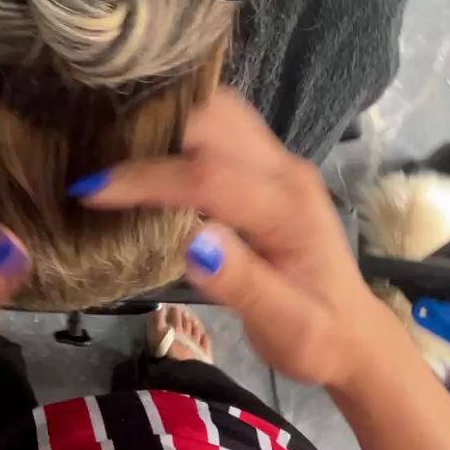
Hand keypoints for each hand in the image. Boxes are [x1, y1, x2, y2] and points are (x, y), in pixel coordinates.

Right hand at [74, 89, 379, 388]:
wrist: (356, 335)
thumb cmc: (318, 339)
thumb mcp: (287, 329)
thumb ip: (243, 285)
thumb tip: (195, 243)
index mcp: (288, 209)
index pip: (208, 177)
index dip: (148, 179)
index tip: (92, 190)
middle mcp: (286, 170)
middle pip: (215, 120)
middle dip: (155, 129)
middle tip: (100, 152)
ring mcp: (280, 160)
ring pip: (220, 110)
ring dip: (170, 117)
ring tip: (119, 141)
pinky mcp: (269, 162)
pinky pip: (222, 122)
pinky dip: (184, 122)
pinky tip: (154, 139)